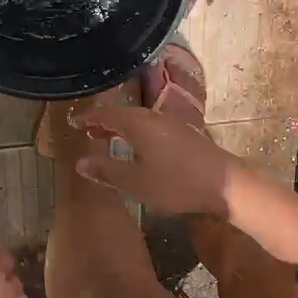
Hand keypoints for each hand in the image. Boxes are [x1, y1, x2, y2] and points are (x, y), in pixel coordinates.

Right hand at [71, 106, 243, 216]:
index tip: (73, 122)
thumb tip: (80, 162)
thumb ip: (107, 171)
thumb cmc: (177, 183)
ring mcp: (173, 124)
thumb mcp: (136, 182)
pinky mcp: (185, 134)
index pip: (107, 114)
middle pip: (124, 114)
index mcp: (139, 123)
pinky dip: (137, 133)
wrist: (224, 183)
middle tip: (87, 131)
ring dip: (121, 127)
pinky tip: (137, 148)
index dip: (89, 117)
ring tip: (106, 139)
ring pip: (140, 120)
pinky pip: (152, 126)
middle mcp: (155, 117)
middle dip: (104, 122)